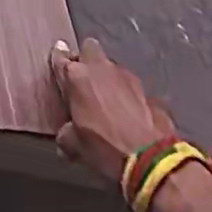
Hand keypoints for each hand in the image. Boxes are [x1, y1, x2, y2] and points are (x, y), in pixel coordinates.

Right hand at [51, 38, 176, 183]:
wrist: (153, 162)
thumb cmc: (104, 147)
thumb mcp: (74, 145)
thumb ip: (66, 132)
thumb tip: (66, 135)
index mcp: (75, 76)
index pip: (59, 57)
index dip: (58, 60)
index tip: (59, 66)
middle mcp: (100, 68)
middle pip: (90, 49)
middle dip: (86, 59)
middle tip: (85, 80)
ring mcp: (129, 79)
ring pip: (113, 69)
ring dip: (110, 80)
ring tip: (110, 102)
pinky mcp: (151, 93)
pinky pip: (134, 90)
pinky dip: (130, 98)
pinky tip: (131, 116)